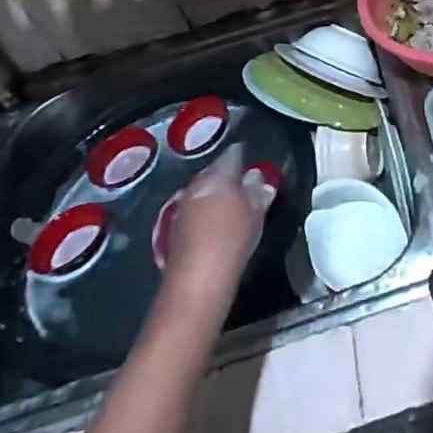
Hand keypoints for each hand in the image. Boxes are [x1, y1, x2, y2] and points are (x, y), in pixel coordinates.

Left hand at [162, 147, 269, 305]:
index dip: (242, 155)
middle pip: (213, 172)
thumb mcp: (255, 213)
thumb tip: (257, 177)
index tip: (249, 158)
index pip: (231, 156)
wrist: (197, 277)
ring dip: (214, 193)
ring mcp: (182, 204)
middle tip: (242, 183)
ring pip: (202, 190)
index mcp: (217, 175)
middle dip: (226, 175)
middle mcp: (196, 184)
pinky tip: (213, 223)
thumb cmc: (233, 238)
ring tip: (230, 204)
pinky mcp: (174, 225)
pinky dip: (205, 210)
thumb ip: (257, 192)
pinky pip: (194, 208)